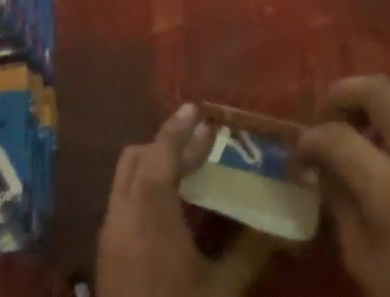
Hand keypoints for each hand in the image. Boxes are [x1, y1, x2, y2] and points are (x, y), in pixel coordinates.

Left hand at [98, 104, 279, 296]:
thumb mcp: (223, 290)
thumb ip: (250, 252)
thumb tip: (283, 226)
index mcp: (150, 216)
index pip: (160, 154)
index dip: (178, 129)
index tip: (198, 111)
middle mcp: (122, 215)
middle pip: (136, 158)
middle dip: (165, 143)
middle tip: (201, 143)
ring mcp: (109, 234)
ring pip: (125, 178)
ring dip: (153, 164)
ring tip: (189, 170)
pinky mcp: (105, 252)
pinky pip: (121, 201)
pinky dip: (144, 188)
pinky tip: (171, 208)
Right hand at [296, 77, 389, 296]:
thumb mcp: (362, 259)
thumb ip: (338, 203)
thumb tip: (321, 167)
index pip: (339, 137)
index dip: (310, 139)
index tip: (299, 153)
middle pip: (380, 90)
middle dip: (344, 93)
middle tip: (325, 116)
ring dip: (369, 101)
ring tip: (350, 129)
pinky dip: (389, 116)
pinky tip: (377, 148)